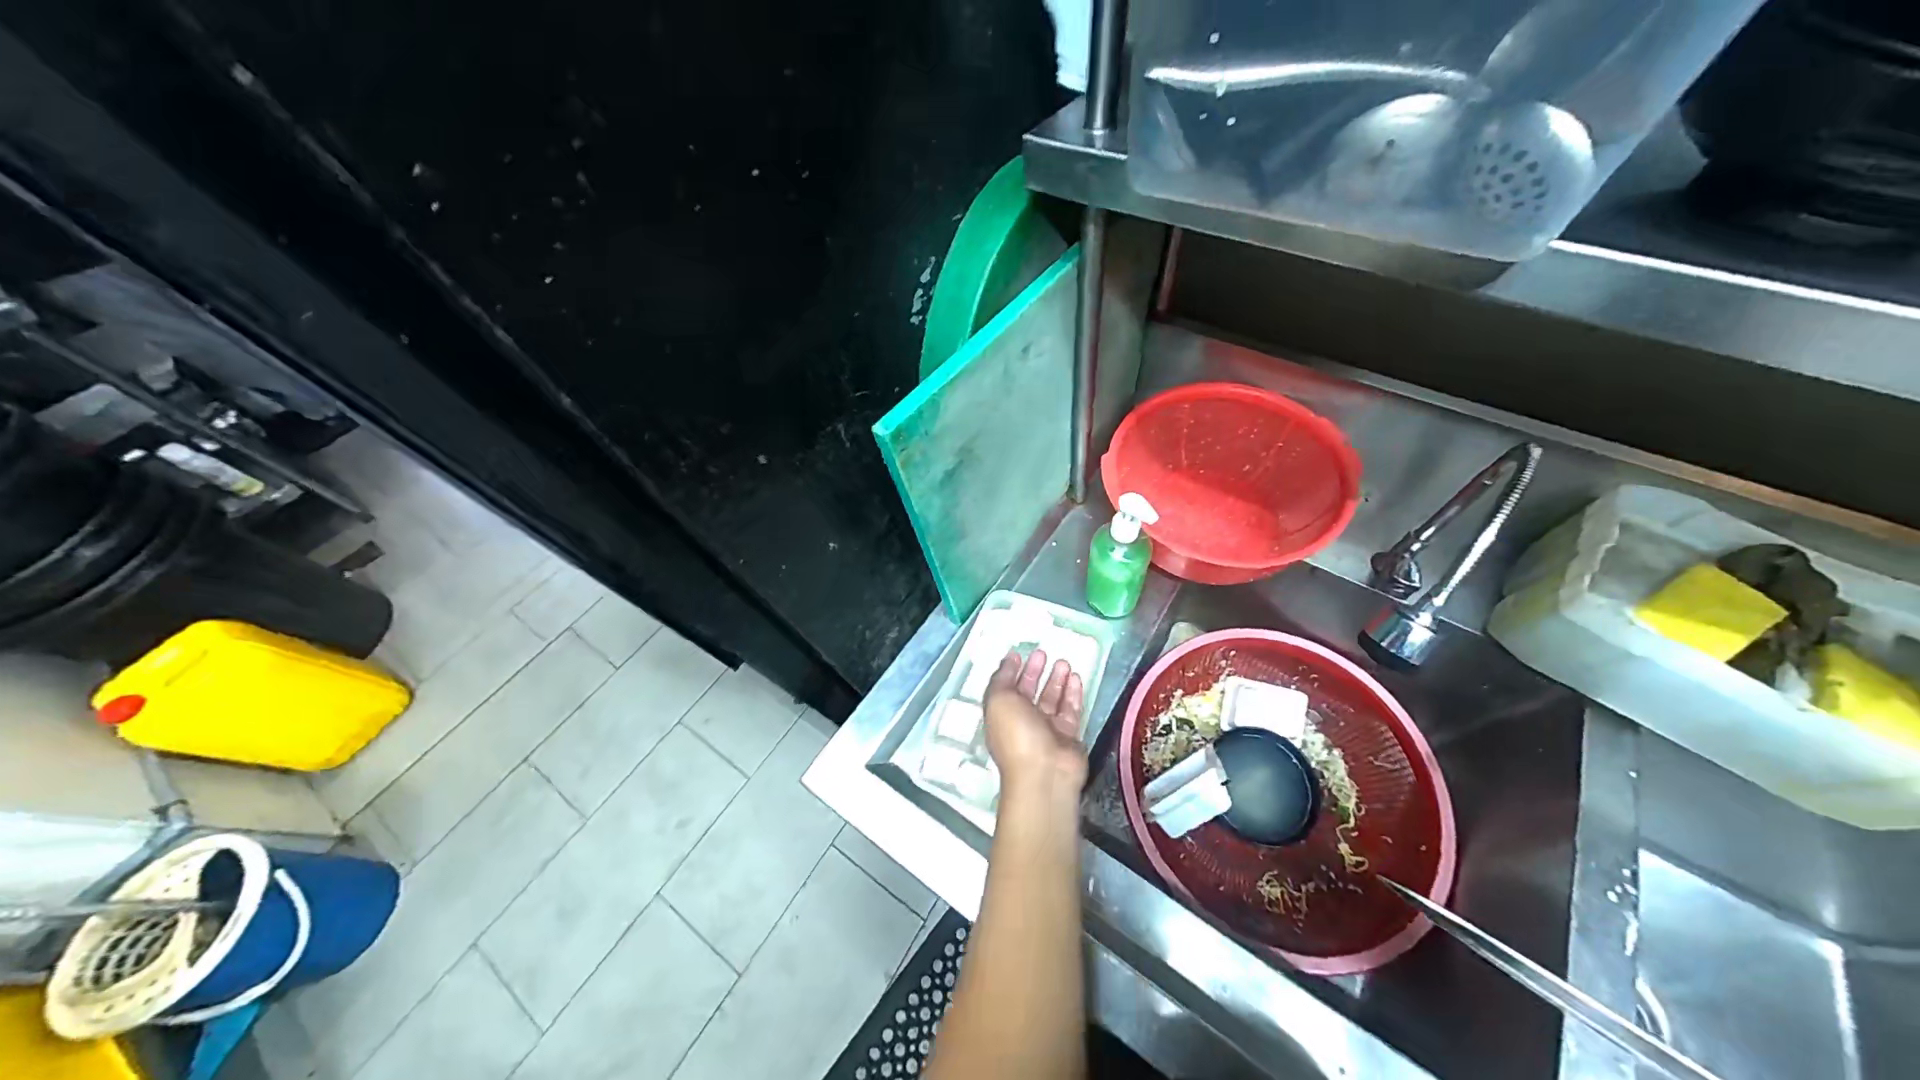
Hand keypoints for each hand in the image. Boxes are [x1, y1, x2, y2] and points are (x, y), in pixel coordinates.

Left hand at [982, 649, 1086, 800]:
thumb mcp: (999, 700)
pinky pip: (1070, 710)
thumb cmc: (1016, 734)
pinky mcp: (1068, 736)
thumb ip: (1002, 678)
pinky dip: (1073, 693)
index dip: (1012, 671)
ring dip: (1056, 680)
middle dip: (1035, 672)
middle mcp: (1022, 722)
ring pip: (1051, 699)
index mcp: (1002, 715)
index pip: (1006, 689)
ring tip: (1064, 661)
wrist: (1045, 774)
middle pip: (1029, 692)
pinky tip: (1076, 677)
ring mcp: (1046, 730)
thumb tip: (1009, 659)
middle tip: (1044, 653)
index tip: (1020, 654)